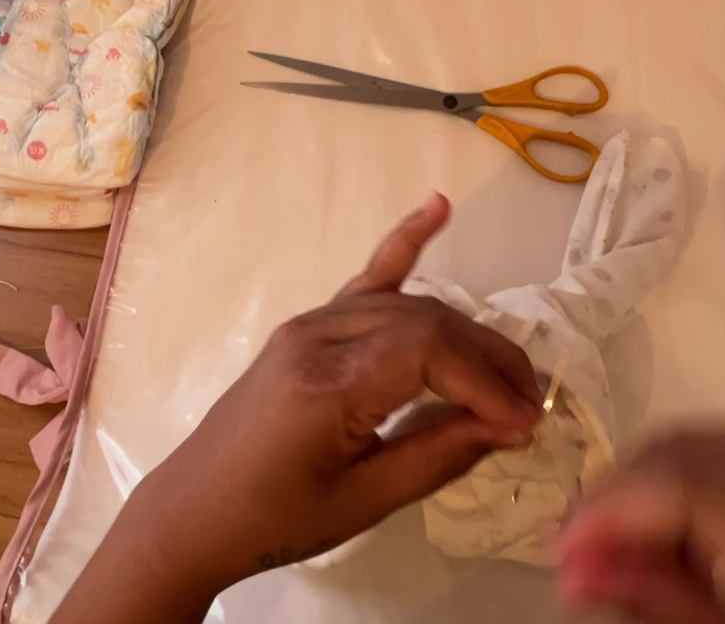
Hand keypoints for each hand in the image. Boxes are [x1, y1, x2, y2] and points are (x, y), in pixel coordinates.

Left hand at [54, 194, 542, 622]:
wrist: (197, 506)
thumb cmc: (276, 516)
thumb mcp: (365, 501)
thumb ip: (440, 453)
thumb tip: (507, 422)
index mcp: (328, 382)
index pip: (428, 351)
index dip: (485, 380)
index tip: (523, 422)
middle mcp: (320, 334)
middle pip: (425, 320)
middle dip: (486, 357)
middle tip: (526, 402)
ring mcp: (312, 321)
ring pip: (407, 304)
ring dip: (462, 331)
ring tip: (506, 369)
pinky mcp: (309, 324)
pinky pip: (365, 277)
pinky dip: (404, 242)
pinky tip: (438, 208)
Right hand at [557, 431, 724, 623]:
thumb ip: (673, 615)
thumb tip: (573, 571)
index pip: (691, 480)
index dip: (609, 506)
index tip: (558, 555)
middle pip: (695, 448)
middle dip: (624, 497)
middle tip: (584, 560)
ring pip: (716, 444)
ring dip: (660, 491)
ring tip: (636, 557)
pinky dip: (707, 491)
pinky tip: (701, 547)